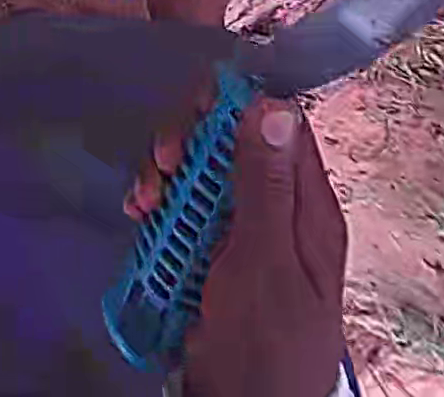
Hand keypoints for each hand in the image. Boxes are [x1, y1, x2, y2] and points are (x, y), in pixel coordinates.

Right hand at [127, 94, 348, 396]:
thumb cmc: (263, 340)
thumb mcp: (265, 259)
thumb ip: (265, 184)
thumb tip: (273, 103)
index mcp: (303, 203)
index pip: (278, 124)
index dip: (238, 102)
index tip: (198, 105)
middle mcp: (271, 204)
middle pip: (228, 138)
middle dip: (189, 140)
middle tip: (165, 161)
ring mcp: (235, 223)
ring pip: (197, 166)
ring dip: (165, 173)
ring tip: (146, 201)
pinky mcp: (204, 242)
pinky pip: (178, 200)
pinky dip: (156, 201)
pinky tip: (140, 215)